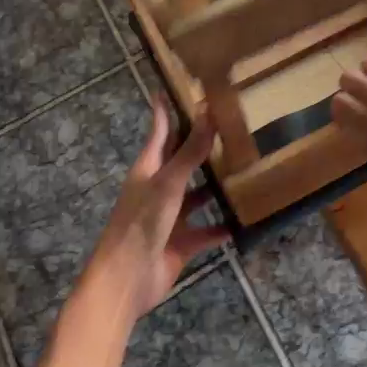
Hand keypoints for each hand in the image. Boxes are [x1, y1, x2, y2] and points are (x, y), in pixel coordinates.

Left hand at [83, 100, 229, 321]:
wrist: (126, 279)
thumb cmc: (141, 223)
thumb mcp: (168, 183)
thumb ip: (189, 152)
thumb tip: (208, 111)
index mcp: (149, 168)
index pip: (160, 131)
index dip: (165, 110)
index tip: (172, 87)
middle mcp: (159, 188)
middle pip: (180, 162)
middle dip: (198, 147)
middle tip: (225, 128)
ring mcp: (169, 217)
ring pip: (194, 197)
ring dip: (212, 187)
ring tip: (240, 171)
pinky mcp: (179, 244)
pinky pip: (204, 232)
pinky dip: (219, 228)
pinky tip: (240, 222)